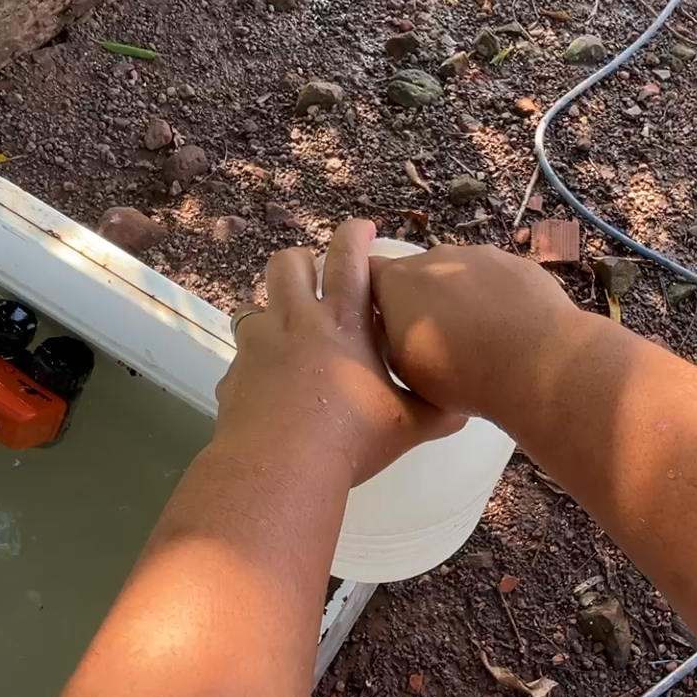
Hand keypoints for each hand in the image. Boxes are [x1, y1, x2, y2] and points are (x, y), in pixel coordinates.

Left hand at [215, 219, 463, 485]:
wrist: (281, 468)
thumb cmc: (353, 437)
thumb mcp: (408, 426)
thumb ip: (436, 411)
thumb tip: (463, 411)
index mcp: (343, 322)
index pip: (349, 258)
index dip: (355, 234)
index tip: (362, 228)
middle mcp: (296, 321)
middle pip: (287, 263)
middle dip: (300, 261)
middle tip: (315, 279)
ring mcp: (258, 345)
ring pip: (254, 305)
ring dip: (273, 312)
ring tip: (289, 340)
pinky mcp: (233, 375)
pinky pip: (242, 358)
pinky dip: (257, 364)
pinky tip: (270, 391)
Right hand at [368, 244, 584, 416]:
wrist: (536, 363)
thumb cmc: (459, 373)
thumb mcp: (404, 370)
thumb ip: (389, 339)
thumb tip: (393, 327)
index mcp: (398, 281)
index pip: (368, 273)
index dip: (374, 296)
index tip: (386, 322)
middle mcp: (436, 257)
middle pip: (418, 275)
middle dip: (422, 301)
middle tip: (438, 340)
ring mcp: (481, 255)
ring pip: (460, 275)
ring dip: (463, 299)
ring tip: (481, 339)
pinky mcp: (519, 264)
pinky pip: (498, 280)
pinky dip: (498, 300)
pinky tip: (511, 331)